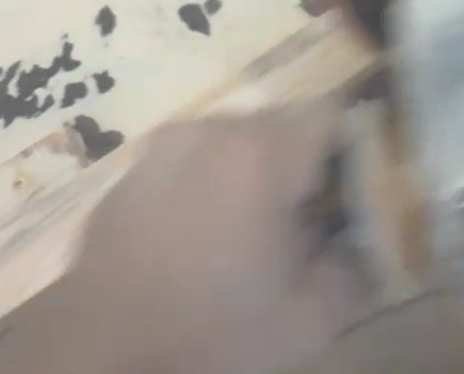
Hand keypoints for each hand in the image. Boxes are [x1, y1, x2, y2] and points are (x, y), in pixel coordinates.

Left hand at [0, 105, 367, 373]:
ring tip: (241, 238)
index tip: (345, 199)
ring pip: (231, 140)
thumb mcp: (306, 323)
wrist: (95, 363)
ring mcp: (163, 147)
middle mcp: (211, 131)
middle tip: (296, 229)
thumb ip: (355, 272)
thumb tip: (368, 245)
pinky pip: (187, 161)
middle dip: (298, 166)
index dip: (348, 153)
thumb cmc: (210, 340)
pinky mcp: (128, 173)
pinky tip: (193, 244)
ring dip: (249, 173)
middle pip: (280, 124)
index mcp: (261, 153)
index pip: (329, 115)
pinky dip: (203, 186)